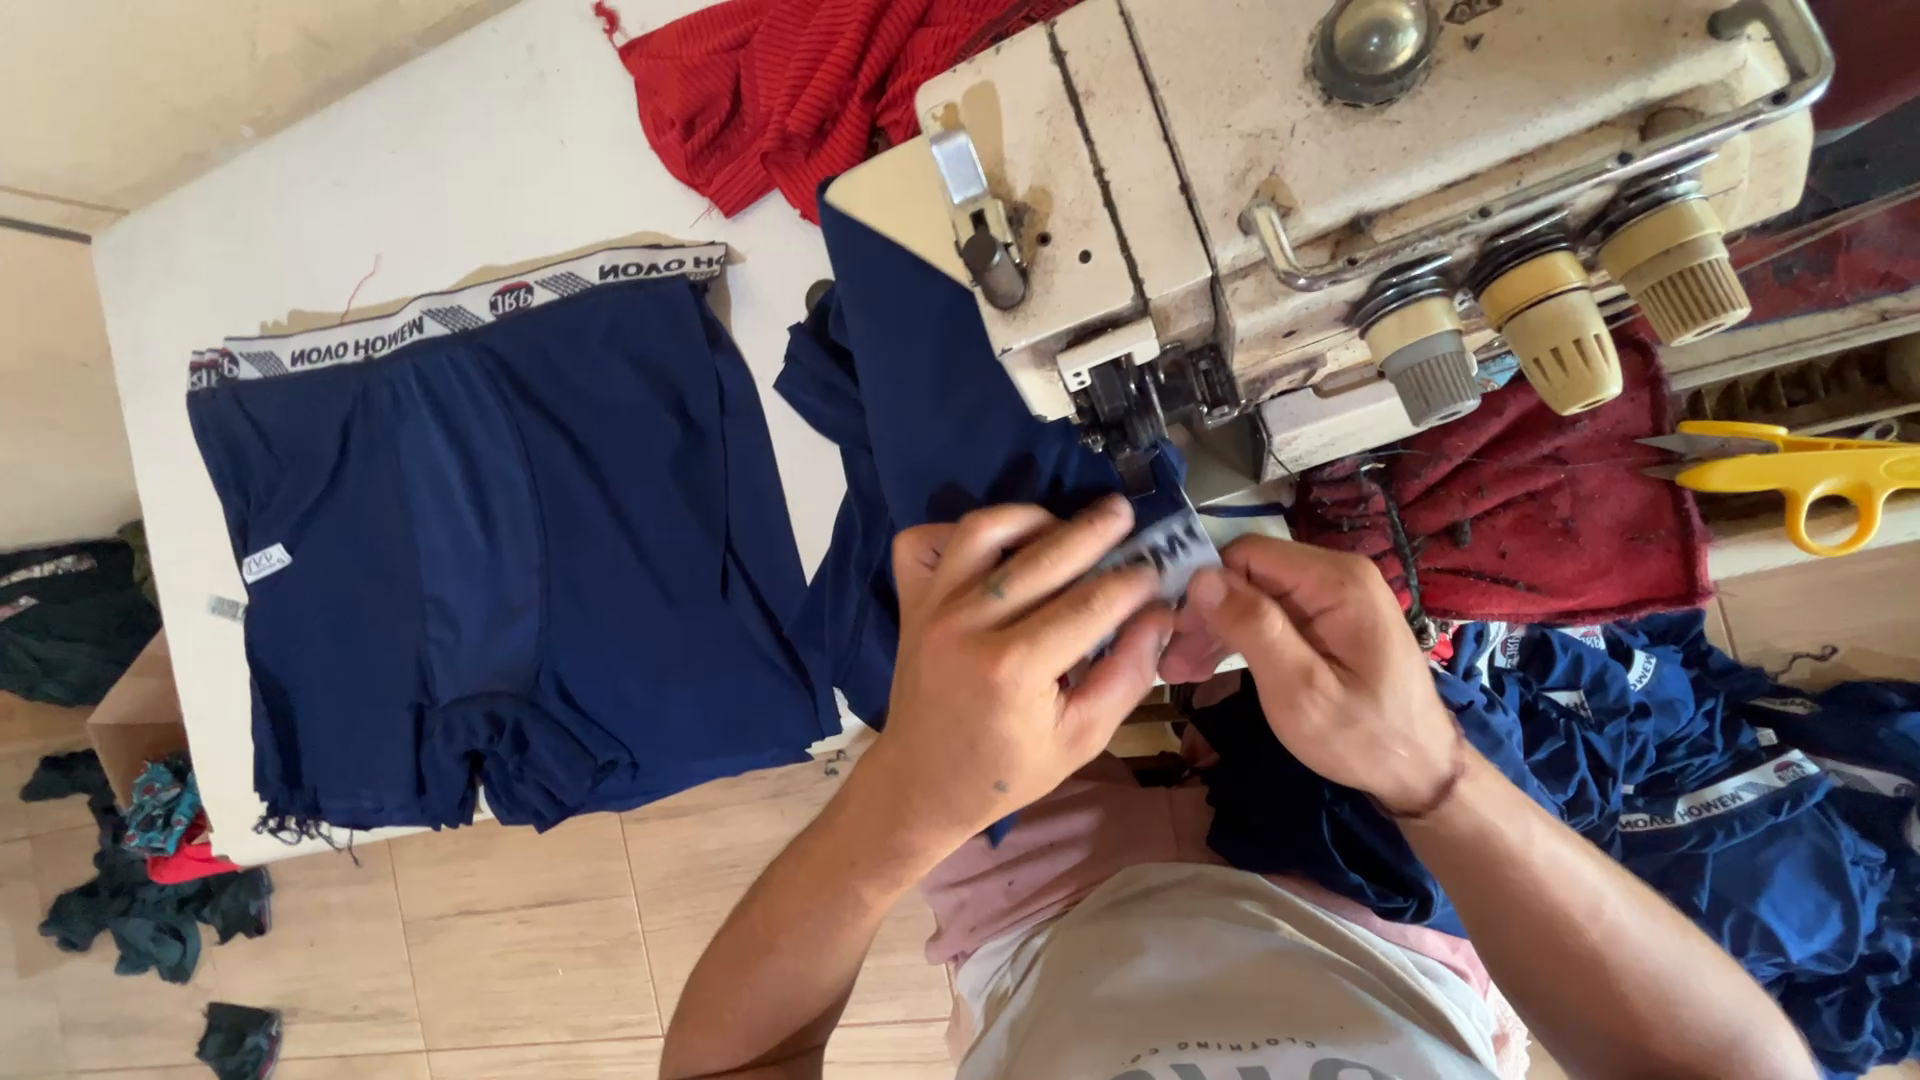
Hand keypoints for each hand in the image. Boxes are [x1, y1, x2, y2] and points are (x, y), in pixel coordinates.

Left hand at [859, 497, 1175, 842]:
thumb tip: (1158, 613)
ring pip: (981, 531)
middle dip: (1093, 531)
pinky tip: (992, 547)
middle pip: (1042, 556)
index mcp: (1013, 669)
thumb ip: (1126, 674)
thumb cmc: (1007, 771)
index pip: (1089, 604)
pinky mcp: (909, 603)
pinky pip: (923, 543)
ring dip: (1028, 518)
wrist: (922, 784)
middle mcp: (967, 625)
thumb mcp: (1082, 738)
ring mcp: (931, 608)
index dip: (1132, 582)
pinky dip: (955, 531)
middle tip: (1123, 514)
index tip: (1157, 572)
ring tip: (1061, 526)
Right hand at [1161, 536, 1457, 812]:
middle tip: (1171, 664)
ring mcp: (1332, 596)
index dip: (1204, 588)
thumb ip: (1253, 628)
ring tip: (1180, 671)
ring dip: (1214, 629)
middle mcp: (1336, 575)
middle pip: (1247, 574)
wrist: (1421, 775)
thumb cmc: (1363, 737)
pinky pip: (1269, 614)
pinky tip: (1209, 666)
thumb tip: (1201, 577)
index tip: (1175, 633)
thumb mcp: (1300, 689)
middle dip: (1205, 615)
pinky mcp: (1327, 619)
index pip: (1246, 554)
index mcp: (1336, 582)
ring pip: (1251, 594)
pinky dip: (1238, 638)